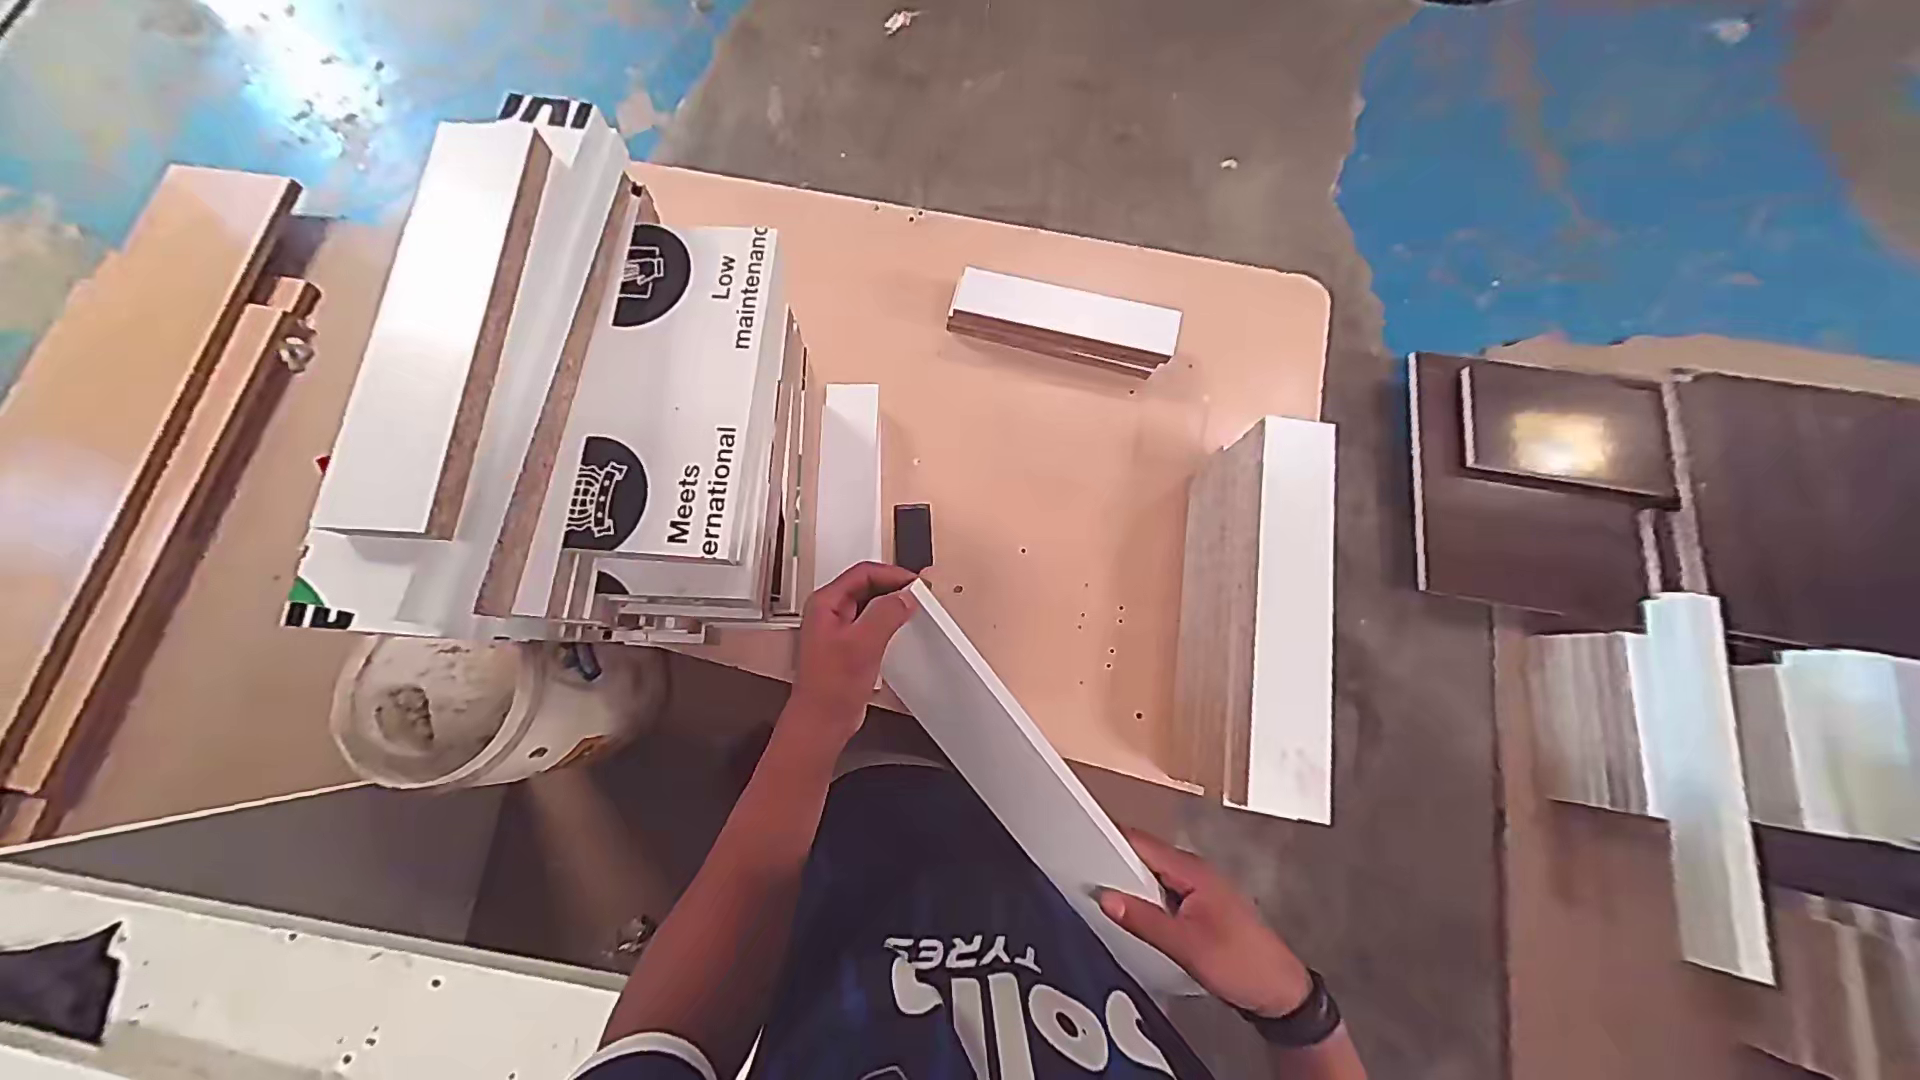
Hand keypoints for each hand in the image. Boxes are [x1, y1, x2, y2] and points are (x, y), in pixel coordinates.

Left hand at [787, 562, 920, 742]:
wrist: (822, 720)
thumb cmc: (828, 688)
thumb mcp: (863, 643)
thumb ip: (886, 614)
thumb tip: (905, 597)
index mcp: (825, 603)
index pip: (863, 573)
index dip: (891, 574)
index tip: (913, 582)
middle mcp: (829, 612)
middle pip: (866, 585)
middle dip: (893, 586)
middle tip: (917, 591)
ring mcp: (838, 628)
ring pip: (870, 603)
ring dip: (892, 603)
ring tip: (912, 605)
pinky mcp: (848, 644)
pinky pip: (871, 621)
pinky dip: (888, 620)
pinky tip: (899, 626)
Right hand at [1099, 827, 1311, 1017]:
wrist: (1282, 995)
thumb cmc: (1243, 965)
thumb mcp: (1186, 946)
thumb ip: (1144, 920)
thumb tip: (1108, 899)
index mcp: (1191, 869)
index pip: (1141, 842)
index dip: (1110, 840)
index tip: (1082, 843)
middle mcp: (1194, 870)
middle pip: (1145, 856)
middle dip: (1117, 865)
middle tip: (1089, 877)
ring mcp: (1198, 887)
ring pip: (1153, 874)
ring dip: (1132, 884)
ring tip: (1110, 898)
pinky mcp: (1199, 904)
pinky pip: (1163, 890)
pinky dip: (1147, 898)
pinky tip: (1138, 915)